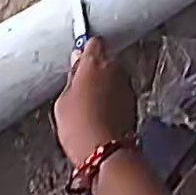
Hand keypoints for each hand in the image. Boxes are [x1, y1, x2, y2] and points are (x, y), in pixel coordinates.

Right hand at [54, 37, 136, 165]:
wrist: (105, 152)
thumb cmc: (79, 126)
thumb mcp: (62, 102)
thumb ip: (71, 79)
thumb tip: (76, 67)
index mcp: (94, 62)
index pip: (92, 42)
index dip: (84, 51)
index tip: (77, 61)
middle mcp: (114, 67)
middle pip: (105, 58)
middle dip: (95, 68)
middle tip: (81, 86)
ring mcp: (126, 83)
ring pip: (114, 75)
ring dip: (106, 83)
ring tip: (91, 104)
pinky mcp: (133, 100)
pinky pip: (120, 91)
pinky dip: (113, 97)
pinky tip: (102, 113)